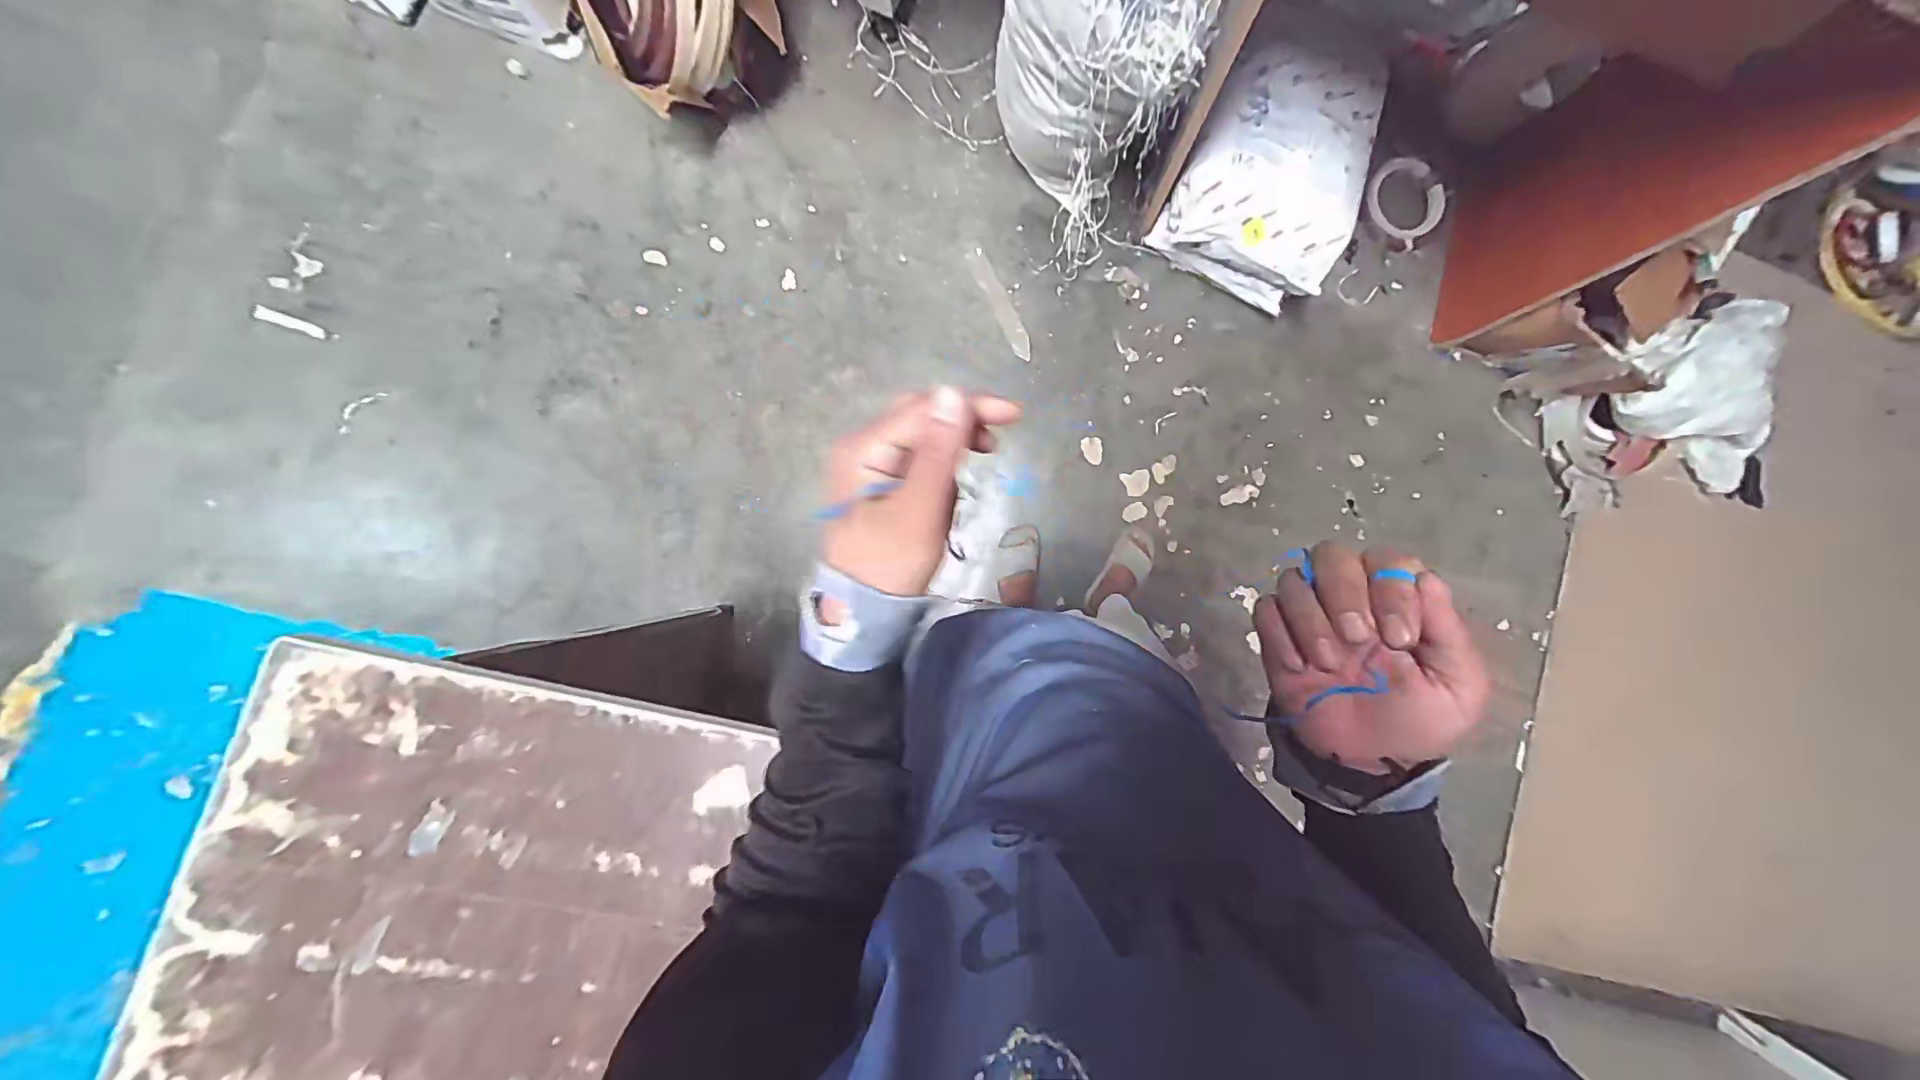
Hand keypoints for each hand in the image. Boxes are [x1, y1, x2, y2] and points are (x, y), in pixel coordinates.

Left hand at [821, 386, 1022, 597]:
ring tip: (970, 475)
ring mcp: (869, 465)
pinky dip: (941, 472)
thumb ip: (937, 453)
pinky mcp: (881, 483)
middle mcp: (862, 448)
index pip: (922, 409)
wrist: (863, 612)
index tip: (1013, 415)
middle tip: (995, 444)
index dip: (968, 405)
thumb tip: (953, 393)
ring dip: (952, 451)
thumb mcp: (918, 510)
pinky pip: (918, 462)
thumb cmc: (890, 565)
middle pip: (921, 417)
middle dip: (961, 426)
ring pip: (922, 439)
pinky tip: (949, 492)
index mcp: (862, 448)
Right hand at [1251, 542, 1488, 772]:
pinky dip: (1278, 634)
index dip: (1390, 589)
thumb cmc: (1417, 722)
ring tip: (1329, 663)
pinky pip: (1265, 609)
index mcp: (1397, 601)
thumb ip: (1448, 632)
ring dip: (1310, 619)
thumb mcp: (1457, 687)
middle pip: (1331, 555)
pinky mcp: (1276, 637)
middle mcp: (1351, 598)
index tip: (1399, 638)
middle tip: (1357, 639)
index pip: (1388, 561)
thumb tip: (1426, 578)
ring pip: (1293, 580)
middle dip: (1344, 593)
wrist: (1367, 761)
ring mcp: (1309, 615)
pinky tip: (1299, 667)